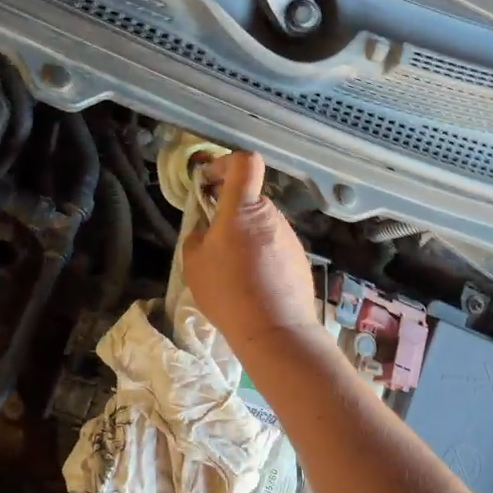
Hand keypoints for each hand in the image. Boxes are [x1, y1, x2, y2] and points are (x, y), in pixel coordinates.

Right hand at [181, 152, 322, 353]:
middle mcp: (271, 215)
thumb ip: (197, 235)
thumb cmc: (228, 292)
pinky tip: (253, 286)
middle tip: (213, 242)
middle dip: (230, 212)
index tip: (209, 183)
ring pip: (262, 225)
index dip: (225, 164)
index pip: (245, 162)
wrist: (275, 331)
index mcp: (242, 209)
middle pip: (250, 198)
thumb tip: (206, 230)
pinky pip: (274, 246)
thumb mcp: (193, 263)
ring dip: (246, 237)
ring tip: (233, 271)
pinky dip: (262, 257)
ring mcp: (289, 237)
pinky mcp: (299, 258)